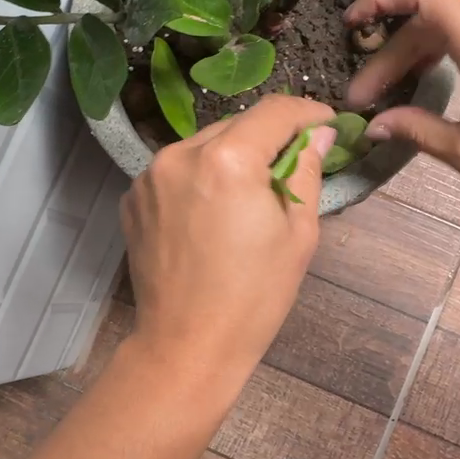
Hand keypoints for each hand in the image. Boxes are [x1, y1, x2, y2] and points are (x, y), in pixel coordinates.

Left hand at [121, 94, 336, 379]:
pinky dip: (200, 178)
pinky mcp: (132, 198)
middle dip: (269, 138)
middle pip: (236, 125)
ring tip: (250, 193)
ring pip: (204, 145)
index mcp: (228, 160)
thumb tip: (318, 136)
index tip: (326, 124)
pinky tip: (213, 213)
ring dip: (232, 156)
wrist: (187, 346)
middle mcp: (181, 154)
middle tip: (293, 163)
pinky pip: (177, 171)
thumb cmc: (254, 297)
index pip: (274, 112)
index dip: (307, 112)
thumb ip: (306, 172)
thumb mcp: (298, 234)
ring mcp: (149, 176)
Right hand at [345, 0, 459, 209]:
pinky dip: (440, 57)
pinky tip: (426, 86)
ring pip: (449, 31)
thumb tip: (374, 127)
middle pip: (429, 21)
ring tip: (386, 96)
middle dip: (389, 57)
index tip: (352, 23)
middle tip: (362, 102)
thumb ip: (416, 132)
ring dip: (413, 59)